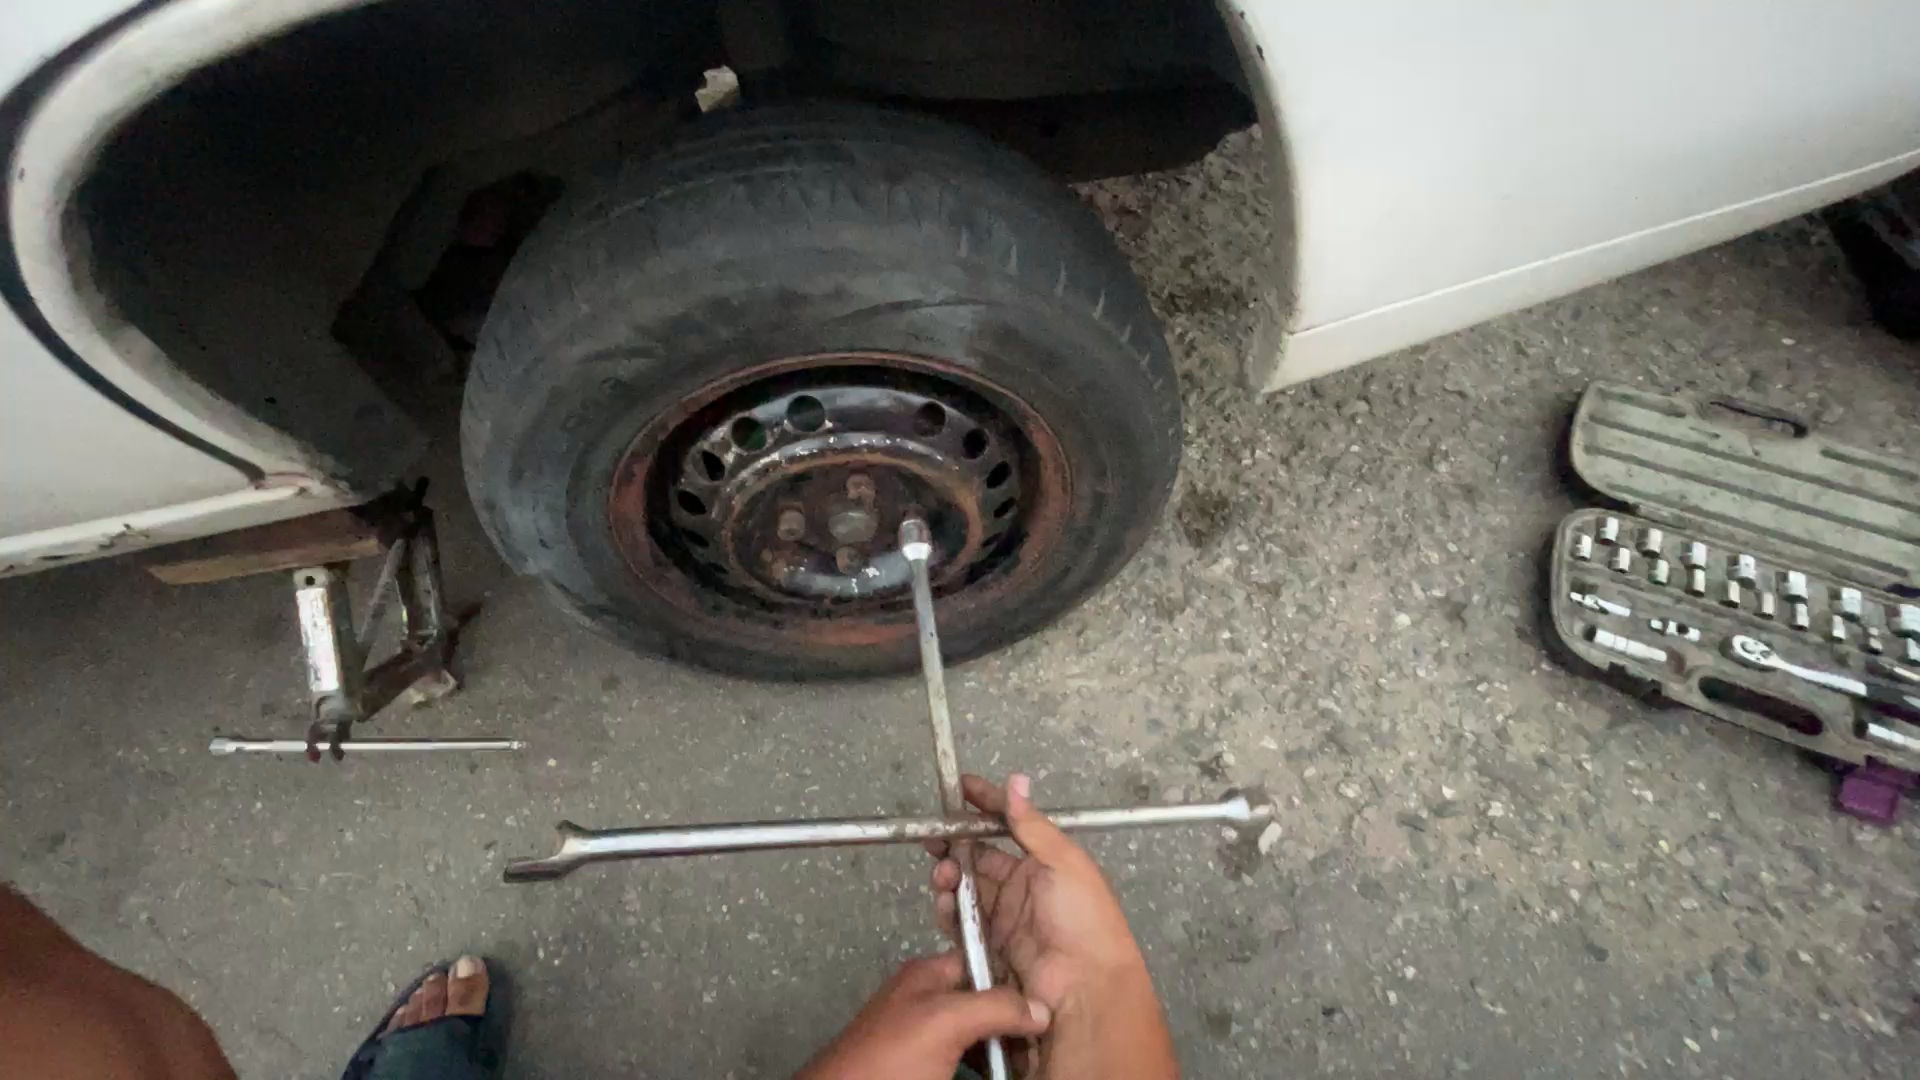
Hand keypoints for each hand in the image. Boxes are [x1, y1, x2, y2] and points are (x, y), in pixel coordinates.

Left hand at [794, 950, 1049, 1079]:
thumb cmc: (887, 1059)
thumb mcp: (945, 1022)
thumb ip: (993, 1006)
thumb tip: (1040, 1007)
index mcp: (928, 977)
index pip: (982, 964)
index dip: (1014, 981)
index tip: (1046, 1006)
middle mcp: (924, 1003)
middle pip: (981, 1005)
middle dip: (1011, 1023)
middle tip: (1040, 1046)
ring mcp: (921, 1042)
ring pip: (972, 1040)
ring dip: (999, 1053)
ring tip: (1025, 1066)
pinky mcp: (919, 1072)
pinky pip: (960, 1065)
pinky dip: (981, 1069)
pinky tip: (996, 1074)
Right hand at [928, 774, 1178, 1079]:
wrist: (1085, 990)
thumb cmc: (1083, 919)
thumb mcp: (1063, 861)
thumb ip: (1031, 824)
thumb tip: (1015, 781)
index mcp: (1043, 862)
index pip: (1008, 825)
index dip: (985, 804)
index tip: (961, 788)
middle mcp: (1022, 887)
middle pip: (979, 856)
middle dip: (955, 843)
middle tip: (935, 837)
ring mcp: (1004, 918)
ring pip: (966, 887)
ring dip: (949, 875)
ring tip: (942, 873)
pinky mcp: (989, 947)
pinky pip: (961, 921)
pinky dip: (948, 909)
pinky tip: (945, 900)